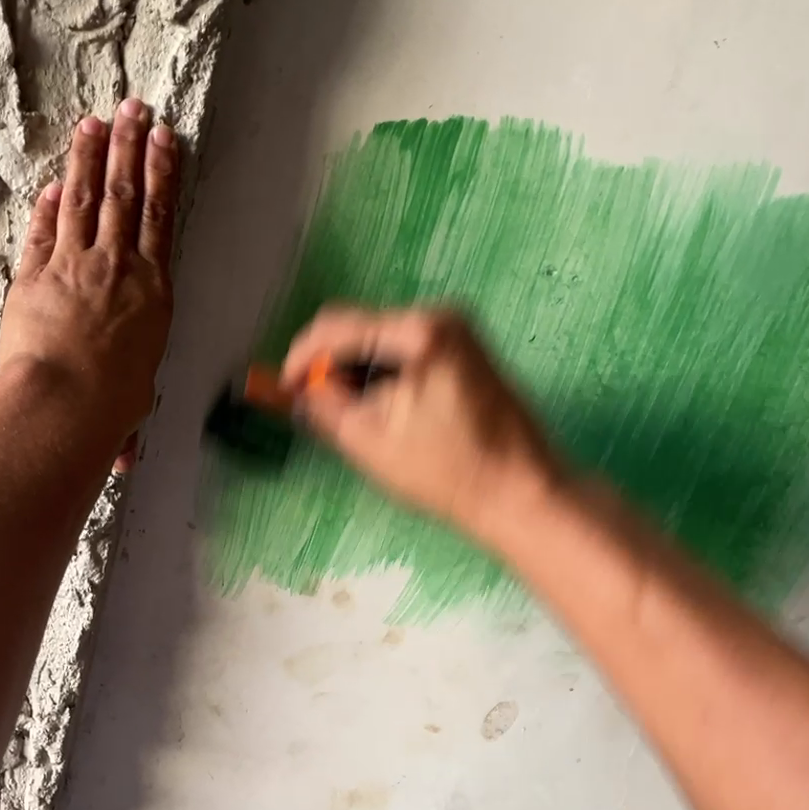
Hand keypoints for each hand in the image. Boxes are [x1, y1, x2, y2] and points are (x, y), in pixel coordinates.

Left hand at [0, 99, 179, 463]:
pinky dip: (51, 205)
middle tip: (133, 109)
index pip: (160, 219)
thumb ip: (125, 411)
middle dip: (130, 147)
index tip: (165, 140)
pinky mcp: (34, 275)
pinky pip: (45, 231)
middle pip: (125, 195)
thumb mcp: (131, 405)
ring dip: (91, 160)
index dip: (162, 174)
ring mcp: (74, 266)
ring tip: (97, 124)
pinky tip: (57, 181)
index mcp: (152, 292)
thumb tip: (122, 456)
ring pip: (87, 201)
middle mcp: (117, 268)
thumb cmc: (109, 407)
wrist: (64, 403)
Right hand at [283, 305, 562, 530]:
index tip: (283, 390)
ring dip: (356, 375)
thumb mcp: (368, 442)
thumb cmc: (447, 471)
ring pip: (380, 342)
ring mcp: (458, 331)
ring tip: (351, 419)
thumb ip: (324, 406)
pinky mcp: (466, 350)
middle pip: (359, 329)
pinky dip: (383, 377)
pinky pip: (405, 352)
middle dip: (330, 368)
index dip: (301, 358)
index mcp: (417, 331)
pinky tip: (384, 414)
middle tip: (317, 410)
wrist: (524, 493)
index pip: (335, 326)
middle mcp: (439, 316)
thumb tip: (301, 389)